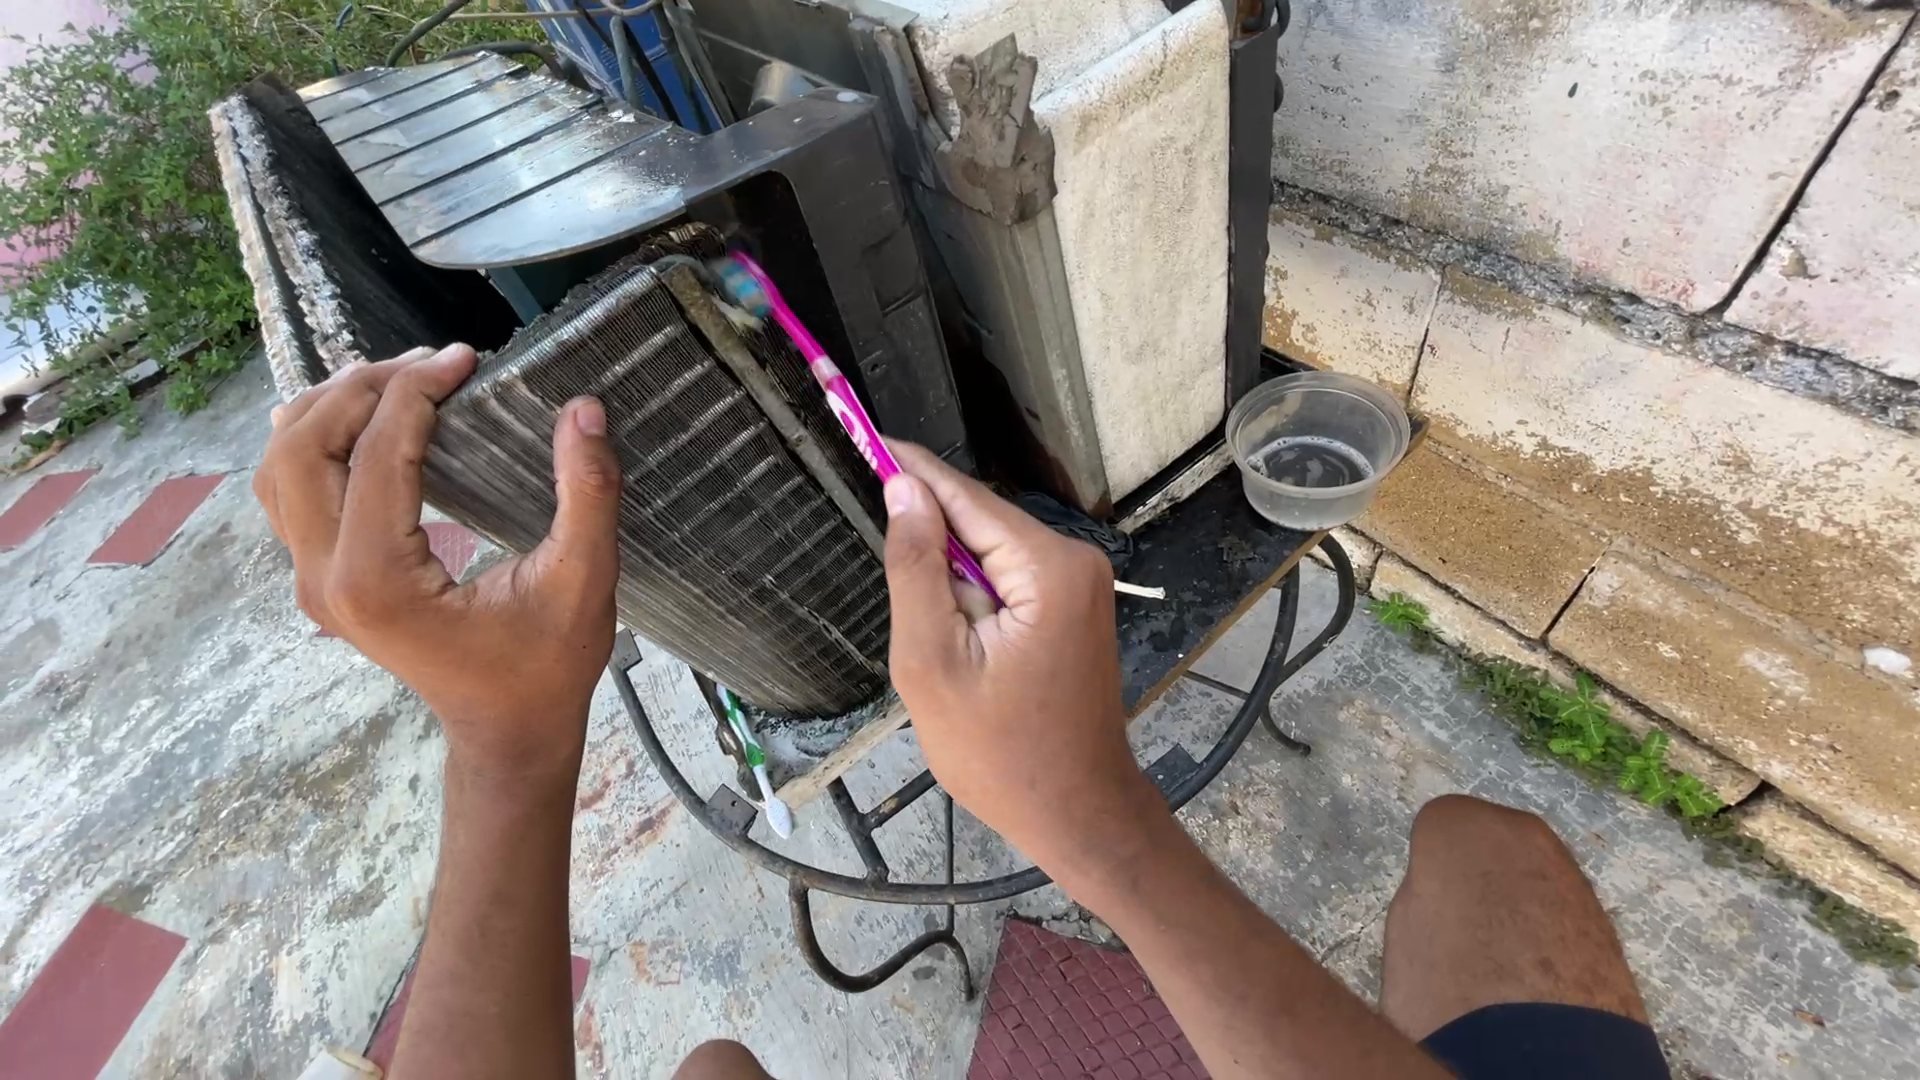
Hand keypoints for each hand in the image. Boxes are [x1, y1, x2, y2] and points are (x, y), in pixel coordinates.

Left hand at [253, 344, 622, 779]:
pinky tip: (361, 424)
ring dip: (333, 412)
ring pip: (282, 468)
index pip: (378, 454)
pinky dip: (322, 444)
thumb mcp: (584, 579)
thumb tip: (584, 411)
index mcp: (379, 578)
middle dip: (364, 390)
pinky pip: (294, 494)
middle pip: (303, 449)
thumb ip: (587, 495)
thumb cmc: (550, 665)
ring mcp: (314, 583)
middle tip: (432, 364)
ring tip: (398, 381)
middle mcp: (324, 577)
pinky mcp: (326, 583)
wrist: (509, 731)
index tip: (467, 358)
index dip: (419, 393)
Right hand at [880, 440, 1157, 874]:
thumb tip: (903, 490)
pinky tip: (948, 623)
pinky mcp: (1073, 608)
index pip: (965, 496)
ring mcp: (1080, 585)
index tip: (864, 435)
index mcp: (1048, 567)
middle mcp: (1075, 561)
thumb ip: (917, 570)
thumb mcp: (934, 663)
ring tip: (913, 608)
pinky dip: (970, 590)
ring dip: (946, 570)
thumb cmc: (1000, 754)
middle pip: (980, 521)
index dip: (910, 468)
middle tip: (868, 528)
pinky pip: (1008, 578)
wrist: (1077, 812)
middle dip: (925, 528)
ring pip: (991, 551)